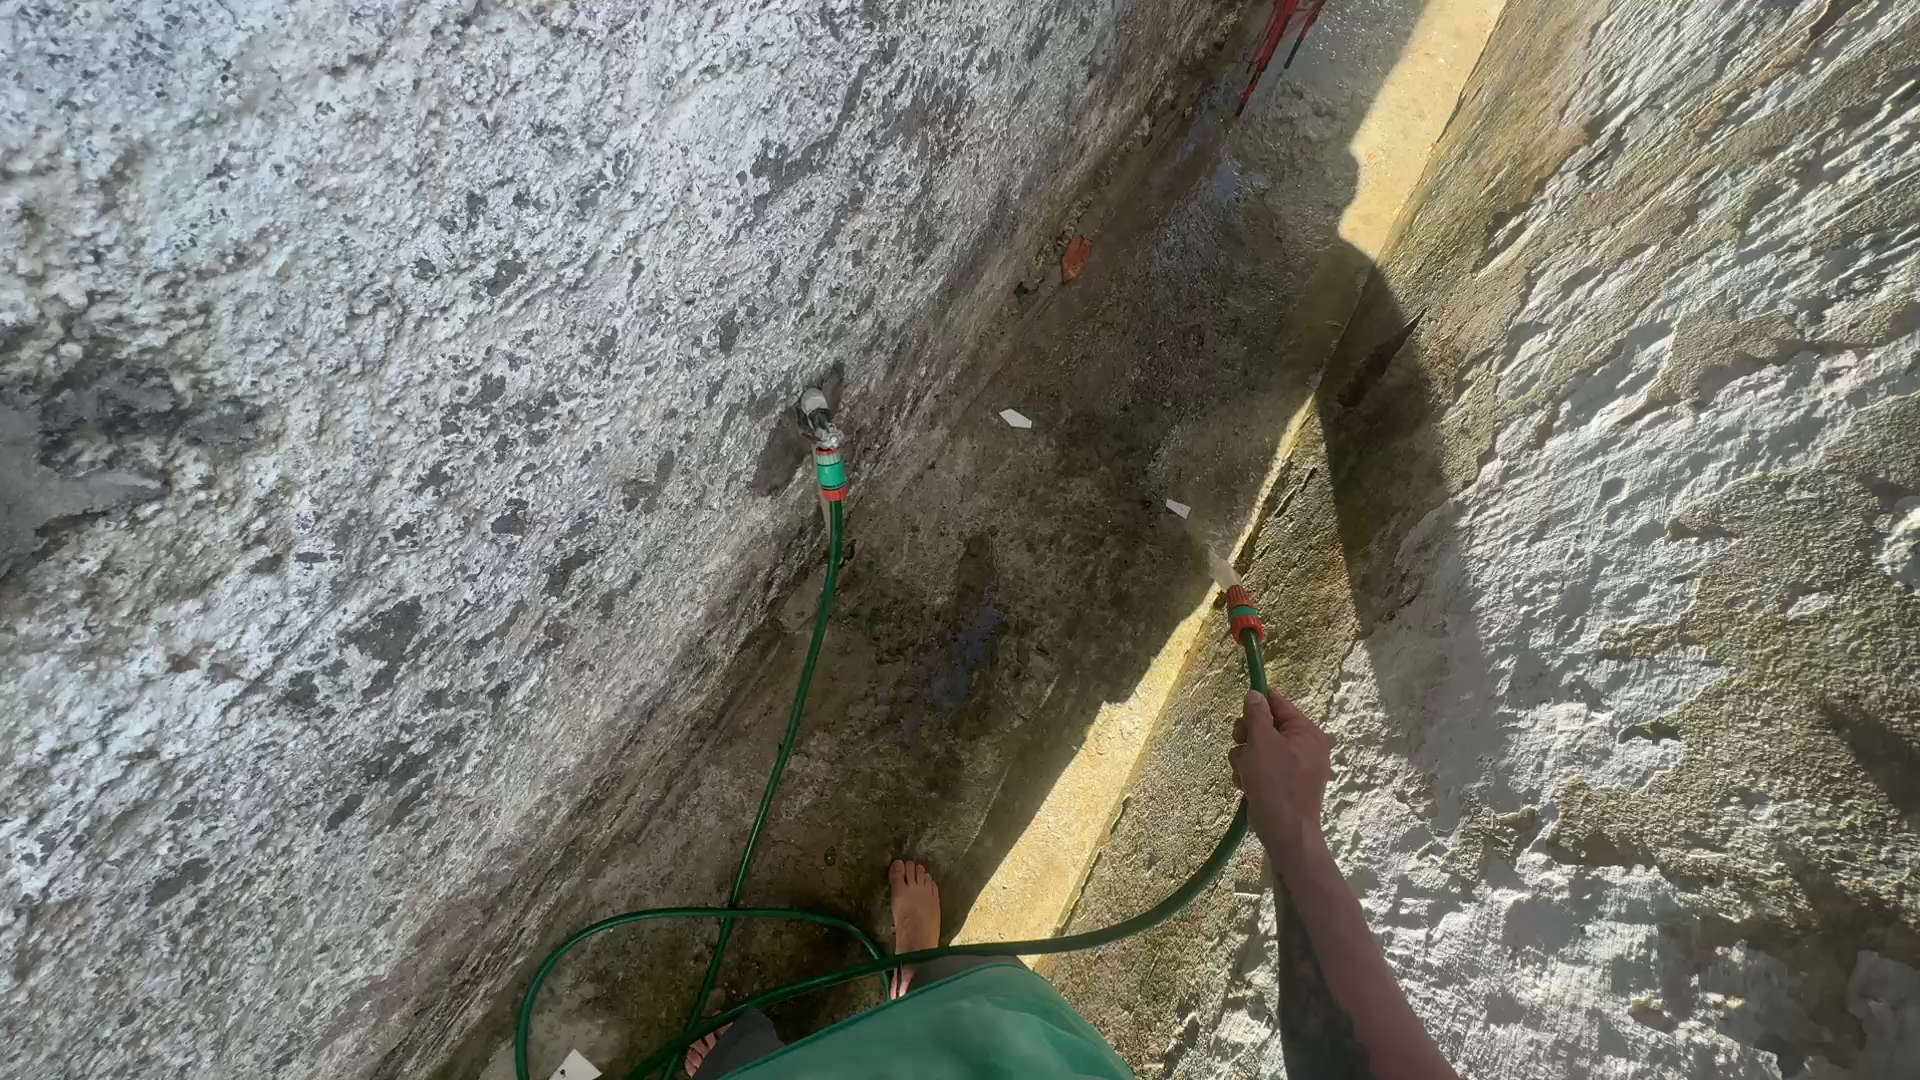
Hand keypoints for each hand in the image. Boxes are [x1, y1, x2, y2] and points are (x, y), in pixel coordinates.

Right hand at [1230, 689, 1332, 870]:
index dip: (1256, 704)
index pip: (1279, 703)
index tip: (1240, 712)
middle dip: (1247, 736)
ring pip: (1257, 747)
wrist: (1285, 831)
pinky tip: (1246, 784)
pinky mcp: (1283, 782)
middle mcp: (1304, 746)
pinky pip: (1260, 766)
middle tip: (1239, 743)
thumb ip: (1257, 715)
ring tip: (1244, 772)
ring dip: (1244, 757)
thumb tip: (1255, 694)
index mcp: (1307, 732)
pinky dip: (1250, 773)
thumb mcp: (1262, 742)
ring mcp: (1294, 766)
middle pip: (1265, 725)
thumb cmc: (1276, 783)